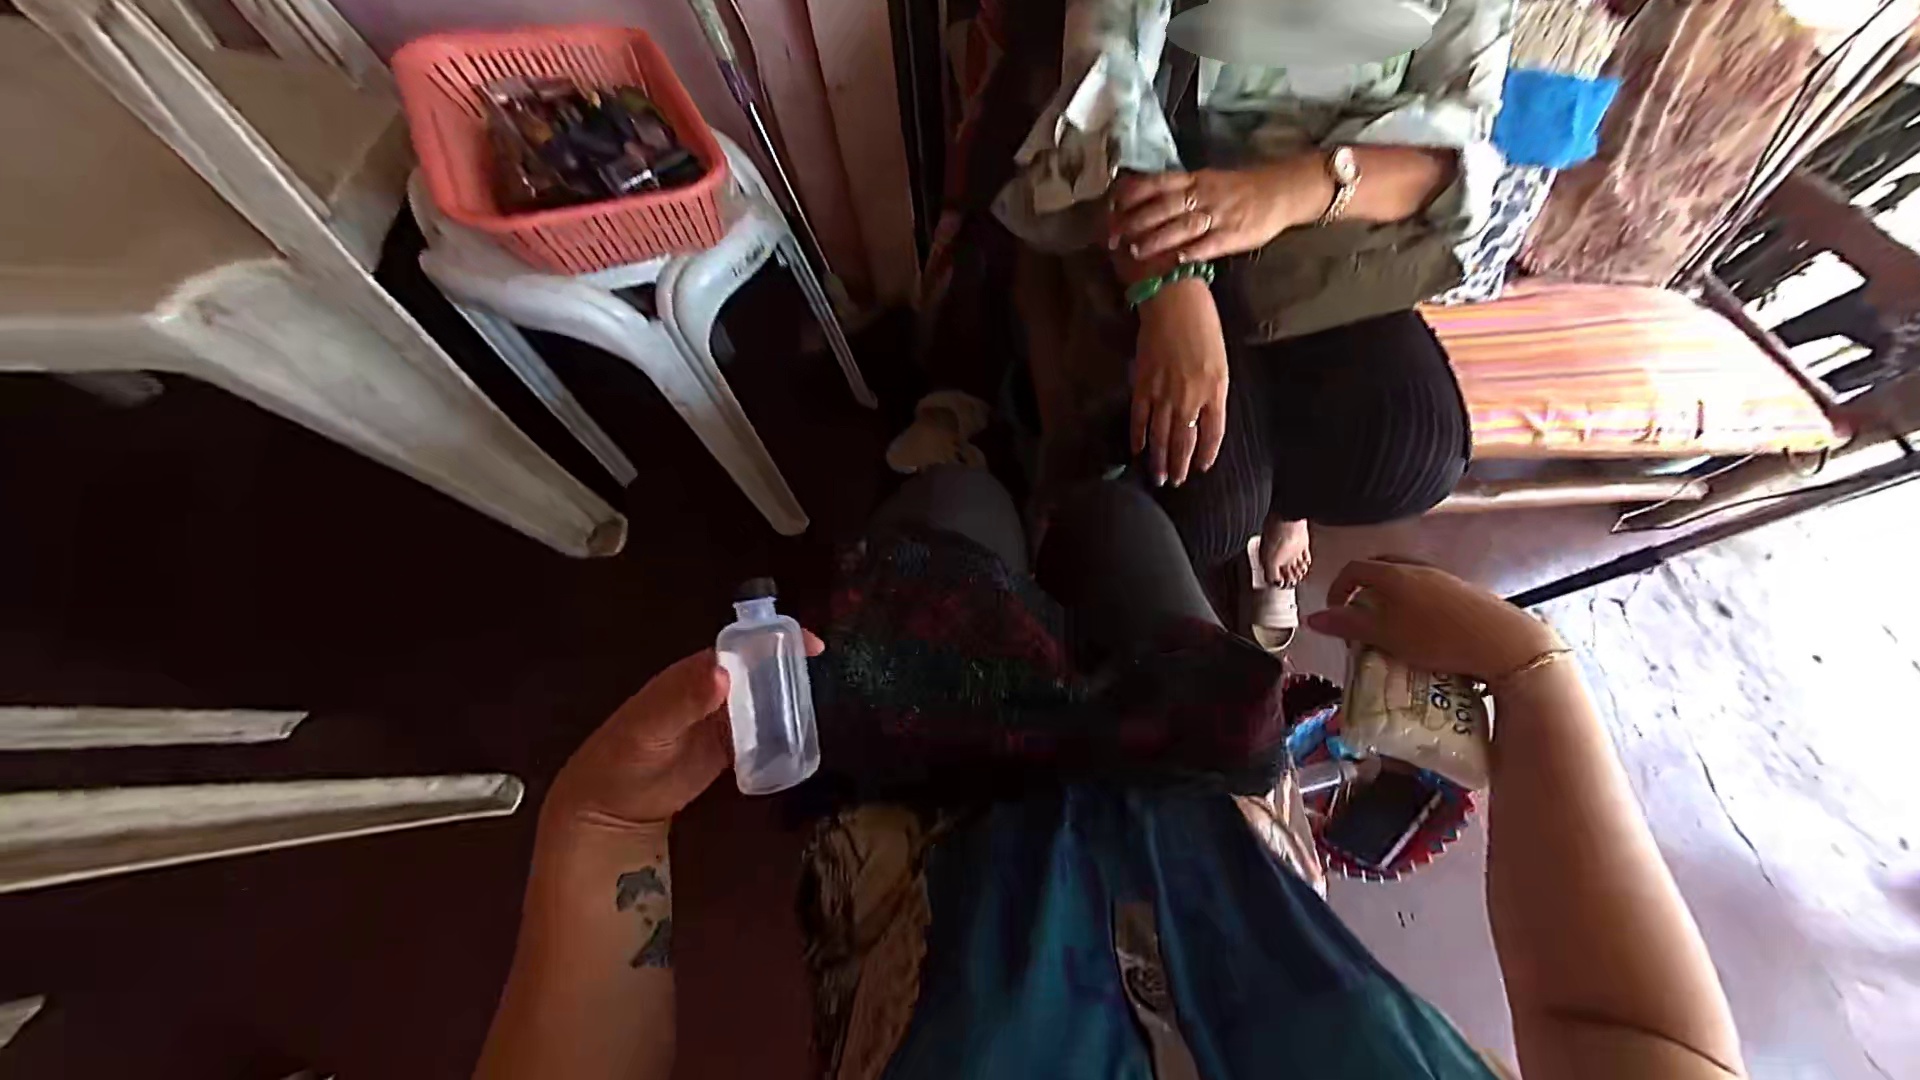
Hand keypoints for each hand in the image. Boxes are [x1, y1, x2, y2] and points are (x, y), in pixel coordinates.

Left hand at [543, 634, 824, 831]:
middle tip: (822, 678)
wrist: (610, 810)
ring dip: (791, 697)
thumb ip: (682, 700)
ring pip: (767, 697)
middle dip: (793, 666)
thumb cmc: (622, 759)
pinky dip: (783, 729)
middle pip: (762, 667)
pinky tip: (802, 735)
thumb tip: (723, 673)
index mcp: (698, 671)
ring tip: (818, 707)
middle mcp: (716, 687)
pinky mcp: (731, 746)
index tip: (811, 644)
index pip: (744, 644)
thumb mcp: (648, 727)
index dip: (777, 638)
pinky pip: (765, 730)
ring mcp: (725, 717)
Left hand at [1108, 159, 1322, 263]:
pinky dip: (1194, 251)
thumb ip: (1180, 191)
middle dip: (1137, 221)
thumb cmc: (1239, 190)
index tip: (1111, 204)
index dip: (1134, 193)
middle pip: (1165, 206)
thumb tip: (1144, 200)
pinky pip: (1211, 244)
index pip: (1159, 183)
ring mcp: (1219, 215)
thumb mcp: (1208, 182)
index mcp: (1196, 180)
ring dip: (1158, 239)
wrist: (1283, 191)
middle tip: (1114, 236)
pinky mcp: (1234, 234)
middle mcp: (1204, 195)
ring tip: (1136, 251)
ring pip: (1183, 226)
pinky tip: (1178, 259)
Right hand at [1132, 278, 1228, 486]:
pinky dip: (1138, 436)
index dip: (1206, 453)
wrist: (1174, 302)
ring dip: (1160, 459)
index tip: (1200, 468)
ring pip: (1161, 435)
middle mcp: (1190, 398)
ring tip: (1158, 477)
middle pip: (1184, 440)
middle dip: (1180, 464)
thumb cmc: (1203, 325)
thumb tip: (1202, 415)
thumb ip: (1212, 390)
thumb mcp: (1219, 360)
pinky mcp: (1143, 386)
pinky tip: (1137, 450)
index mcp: (1215, 389)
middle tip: (1176, 482)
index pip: (1212, 432)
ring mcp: (1164, 394)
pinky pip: (1139, 418)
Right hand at [1306, 559, 1561, 680]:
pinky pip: (1430, 589)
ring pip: (1407, 578)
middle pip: (1380, 566)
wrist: (1509, 646)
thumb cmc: (1438, 639)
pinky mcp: (1469, 593)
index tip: (1335, 612)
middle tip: (1359, 610)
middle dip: (1363, 586)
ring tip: (1391, 622)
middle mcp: (1418, 569)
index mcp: (1393, 574)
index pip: (1353, 569)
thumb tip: (1312, 619)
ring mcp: (1447, 579)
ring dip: (1391, 595)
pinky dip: (1416, 602)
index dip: (1337, 588)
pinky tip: (1424, 628)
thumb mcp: (1385, 636)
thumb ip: (1347, 625)